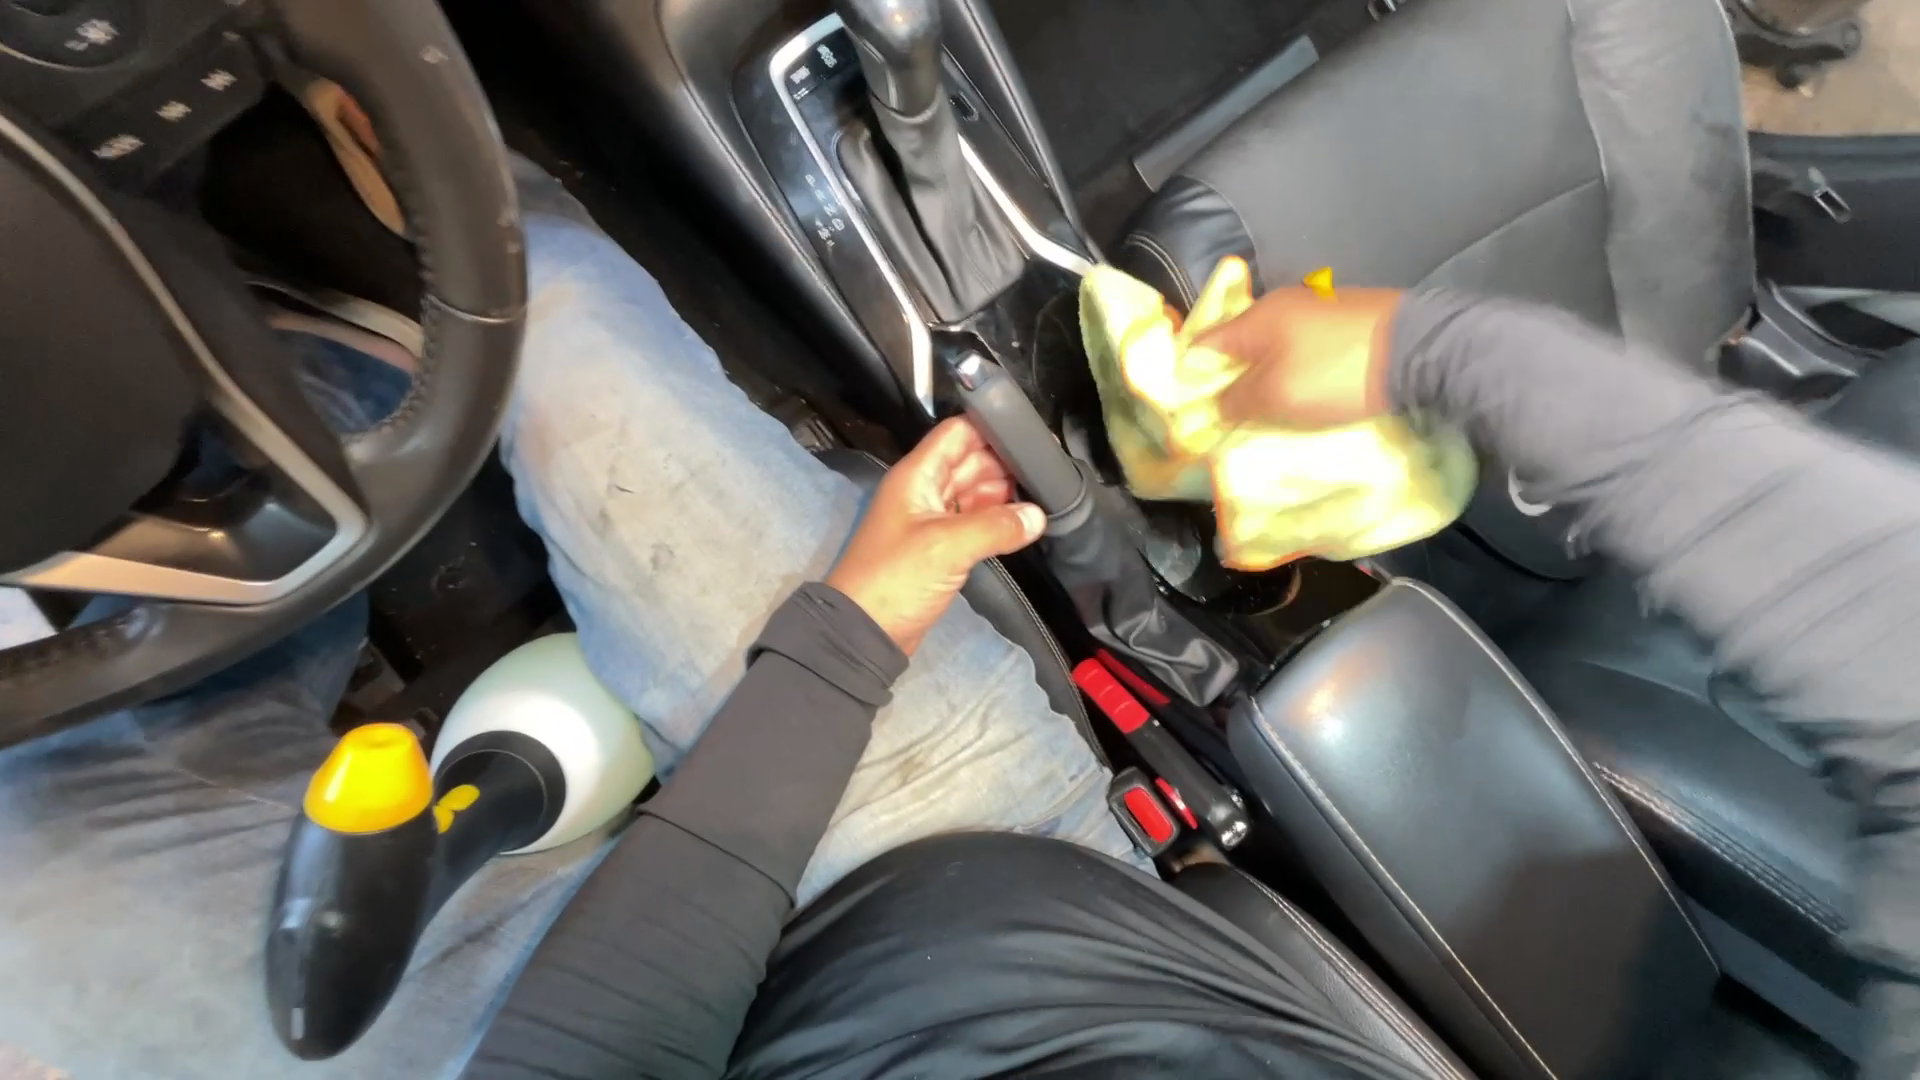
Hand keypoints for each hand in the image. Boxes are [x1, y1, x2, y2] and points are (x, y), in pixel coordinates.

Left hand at [826, 418, 1046, 653]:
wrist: (864, 632)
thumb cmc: (895, 578)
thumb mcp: (947, 546)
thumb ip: (996, 526)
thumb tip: (1037, 516)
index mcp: (917, 475)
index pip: (958, 433)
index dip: (993, 431)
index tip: (1032, 440)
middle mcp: (923, 490)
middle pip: (970, 461)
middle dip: (1004, 465)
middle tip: (1045, 475)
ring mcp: (930, 520)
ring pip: (972, 493)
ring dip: (1002, 494)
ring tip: (1040, 499)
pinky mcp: (938, 548)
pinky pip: (971, 522)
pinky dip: (994, 520)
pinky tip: (1021, 525)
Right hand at [1193, 286, 1405, 429]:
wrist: (1422, 349)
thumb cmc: (1333, 373)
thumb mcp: (1273, 396)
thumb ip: (1234, 401)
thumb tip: (1215, 405)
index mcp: (1256, 317)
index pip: (1204, 344)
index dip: (1191, 376)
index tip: (1192, 407)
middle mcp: (1282, 304)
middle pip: (1240, 344)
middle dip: (1230, 377)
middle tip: (1229, 413)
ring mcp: (1319, 308)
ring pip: (1274, 346)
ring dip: (1266, 374)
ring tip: (1269, 406)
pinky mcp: (1350, 318)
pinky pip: (1305, 347)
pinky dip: (1296, 368)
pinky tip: (1306, 389)